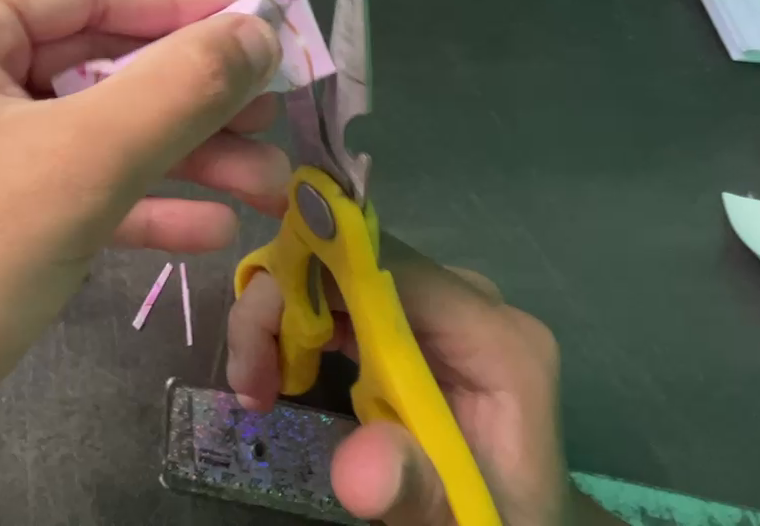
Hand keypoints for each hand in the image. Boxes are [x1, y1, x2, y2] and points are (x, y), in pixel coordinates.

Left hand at [0, 0, 291, 443]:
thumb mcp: (76, 167)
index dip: (187, 8)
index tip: (273, 38)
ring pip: (87, 116)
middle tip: (276, 122)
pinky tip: (208, 226)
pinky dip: (130, 194)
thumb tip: (258, 33)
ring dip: (176, 151)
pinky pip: (62, 169)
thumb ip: (176, 90)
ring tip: (267, 186)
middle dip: (188, 94)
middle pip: (94, 52)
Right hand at [229, 243, 580, 525]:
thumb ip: (419, 492)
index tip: (256, 348)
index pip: (381, 266)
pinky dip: (292, 320)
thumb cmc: (497, 517)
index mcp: (493, 335)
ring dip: (275, 315)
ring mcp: (435, 300)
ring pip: (328, 266)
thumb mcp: (466, 519)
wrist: (513, 520)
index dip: (306, 281)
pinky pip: (333, 287)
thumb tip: (357, 471)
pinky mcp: (407, 311)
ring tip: (256, 385)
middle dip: (277, 306)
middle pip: (344, 259)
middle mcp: (466, 298)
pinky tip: (281, 371)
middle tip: (247, 380)